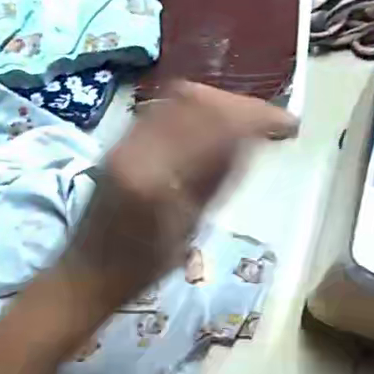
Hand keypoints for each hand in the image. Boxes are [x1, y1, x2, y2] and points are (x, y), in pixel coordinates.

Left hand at [51, 81, 297, 318]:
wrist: (86, 274)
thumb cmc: (139, 270)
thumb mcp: (187, 232)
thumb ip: (216, 181)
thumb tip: (251, 140)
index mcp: (157, 177)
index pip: (217, 126)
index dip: (258, 117)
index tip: (288, 126)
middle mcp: (135, 147)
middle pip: (197, 100)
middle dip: (239, 105)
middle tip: (268, 123)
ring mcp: (121, 141)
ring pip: (177, 99)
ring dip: (216, 104)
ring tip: (243, 123)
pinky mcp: (116, 143)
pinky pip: (160, 110)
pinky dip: (192, 110)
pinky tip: (209, 128)